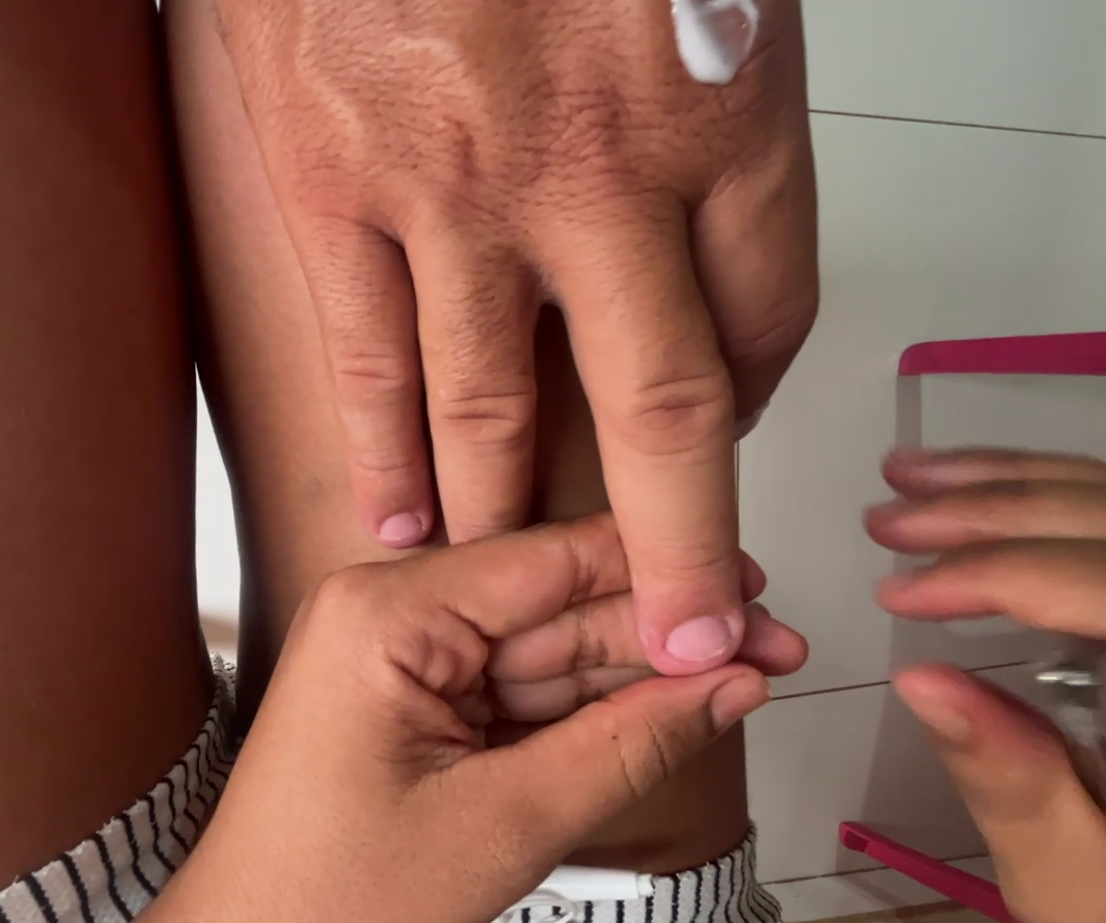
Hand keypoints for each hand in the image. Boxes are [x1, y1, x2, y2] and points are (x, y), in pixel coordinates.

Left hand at [173, 515, 775, 922]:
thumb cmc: (341, 897)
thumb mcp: (504, 824)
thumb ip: (626, 744)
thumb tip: (732, 682)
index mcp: (388, 611)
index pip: (551, 561)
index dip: (662, 577)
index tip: (759, 598)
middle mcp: (388, 605)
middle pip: (552, 603)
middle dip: (660, 634)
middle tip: (771, 652)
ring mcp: (397, 645)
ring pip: (539, 645)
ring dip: (631, 672)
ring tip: (735, 684)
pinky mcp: (408, 686)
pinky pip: (509, 681)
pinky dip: (578, 704)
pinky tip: (655, 710)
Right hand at [213, 0, 818, 674]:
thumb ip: (718, 117)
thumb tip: (704, 269)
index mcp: (712, 106)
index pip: (762, 314)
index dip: (750, 405)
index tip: (721, 448)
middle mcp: (592, 174)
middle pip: (657, 408)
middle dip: (675, 544)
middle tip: (684, 633)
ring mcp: (456, 196)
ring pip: (495, 407)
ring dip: (510, 518)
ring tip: (516, 592)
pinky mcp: (342, 197)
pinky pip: (375, 360)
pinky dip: (386, 455)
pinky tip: (398, 524)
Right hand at [867, 448, 1105, 922]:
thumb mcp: (1091, 906)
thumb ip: (1013, 795)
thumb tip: (919, 678)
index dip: (1022, 574)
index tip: (901, 595)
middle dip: (1006, 514)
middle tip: (886, 520)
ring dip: (1029, 484)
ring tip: (910, 479)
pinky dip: (1072, 492)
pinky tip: (993, 489)